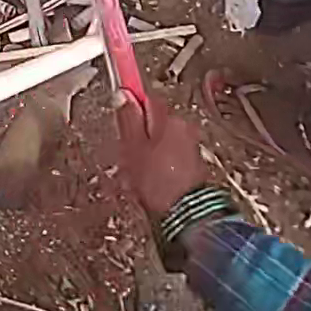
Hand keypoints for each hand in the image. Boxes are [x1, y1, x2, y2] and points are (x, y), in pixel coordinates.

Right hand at [114, 90, 207, 218]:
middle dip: (136, 132)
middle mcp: (184, 128)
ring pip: (156, 138)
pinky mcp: (189, 163)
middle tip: (125, 148)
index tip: (120, 95)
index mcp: (170, 119)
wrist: (185, 215)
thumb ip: (128, 119)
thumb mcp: (133, 147)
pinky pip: (165, 153)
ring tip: (134, 169)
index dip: (130, 100)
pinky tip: (146, 178)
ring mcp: (188, 145)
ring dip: (143, 149)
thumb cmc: (160, 182)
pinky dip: (154, 162)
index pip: (146, 96)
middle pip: (151, 118)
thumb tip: (122, 95)